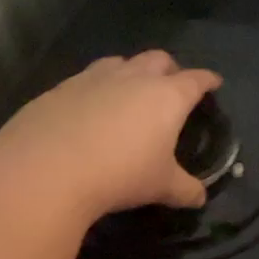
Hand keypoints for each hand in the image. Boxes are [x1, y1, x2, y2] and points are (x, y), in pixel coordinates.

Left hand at [0, 51, 220, 218]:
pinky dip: (96, 88)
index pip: (196, 79)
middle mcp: (134, 77)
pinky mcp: (60, 89)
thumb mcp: (160, 186)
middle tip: (172, 86)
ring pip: (120, 62)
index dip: (208, 80)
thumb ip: (184, 189)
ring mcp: (94, 78)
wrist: (44, 171)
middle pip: (159, 59)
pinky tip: (89, 110)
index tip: (214, 82)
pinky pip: (86, 78)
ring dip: (131, 72)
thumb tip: (200, 198)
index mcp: (167, 96)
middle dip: (170, 69)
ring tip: (129, 92)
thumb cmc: (119, 174)